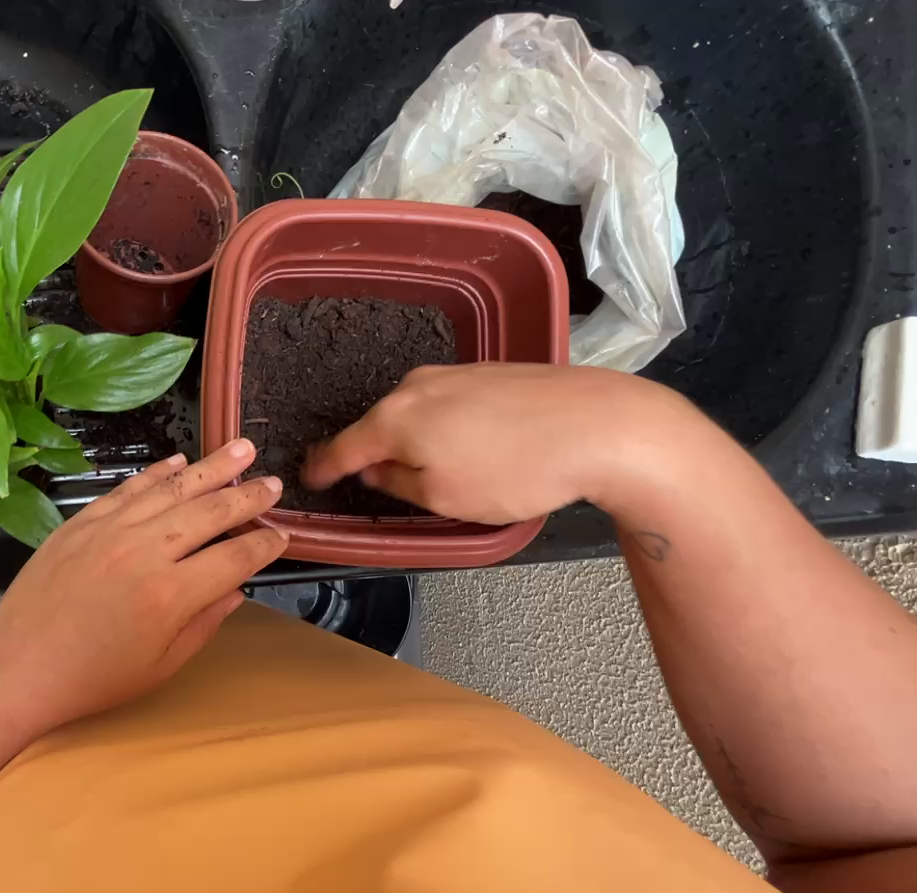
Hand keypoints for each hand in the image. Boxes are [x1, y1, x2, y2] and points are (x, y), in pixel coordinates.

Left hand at [0, 439, 288, 746]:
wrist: (18, 669)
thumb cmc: (92, 680)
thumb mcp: (160, 667)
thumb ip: (203, 624)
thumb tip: (233, 590)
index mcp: (171, 595)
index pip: (235, 558)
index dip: (264, 545)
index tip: (282, 536)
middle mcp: (145, 552)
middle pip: (210, 512)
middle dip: (247, 496)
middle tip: (273, 483)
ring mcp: (110, 530)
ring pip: (172, 489)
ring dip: (211, 468)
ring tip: (242, 449)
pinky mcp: (81, 522)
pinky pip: (128, 489)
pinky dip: (156, 473)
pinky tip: (179, 462)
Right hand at [301, 362, 702, 522]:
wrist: (607, 426)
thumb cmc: (517, 470)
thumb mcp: (444, 497)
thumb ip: (396, 483)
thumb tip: (375, 470)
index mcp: (394, 418)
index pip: (341, 447)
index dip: (322, 468)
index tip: (309, 480)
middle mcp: (415, 386)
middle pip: (376, 426)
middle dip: (366, 453)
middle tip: (363, 480)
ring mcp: (453, 373)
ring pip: (411, 413)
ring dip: (406, 440)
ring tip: (419, 469)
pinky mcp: (488, 371)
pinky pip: (443, 403)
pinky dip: (438, 427)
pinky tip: (461, 446)